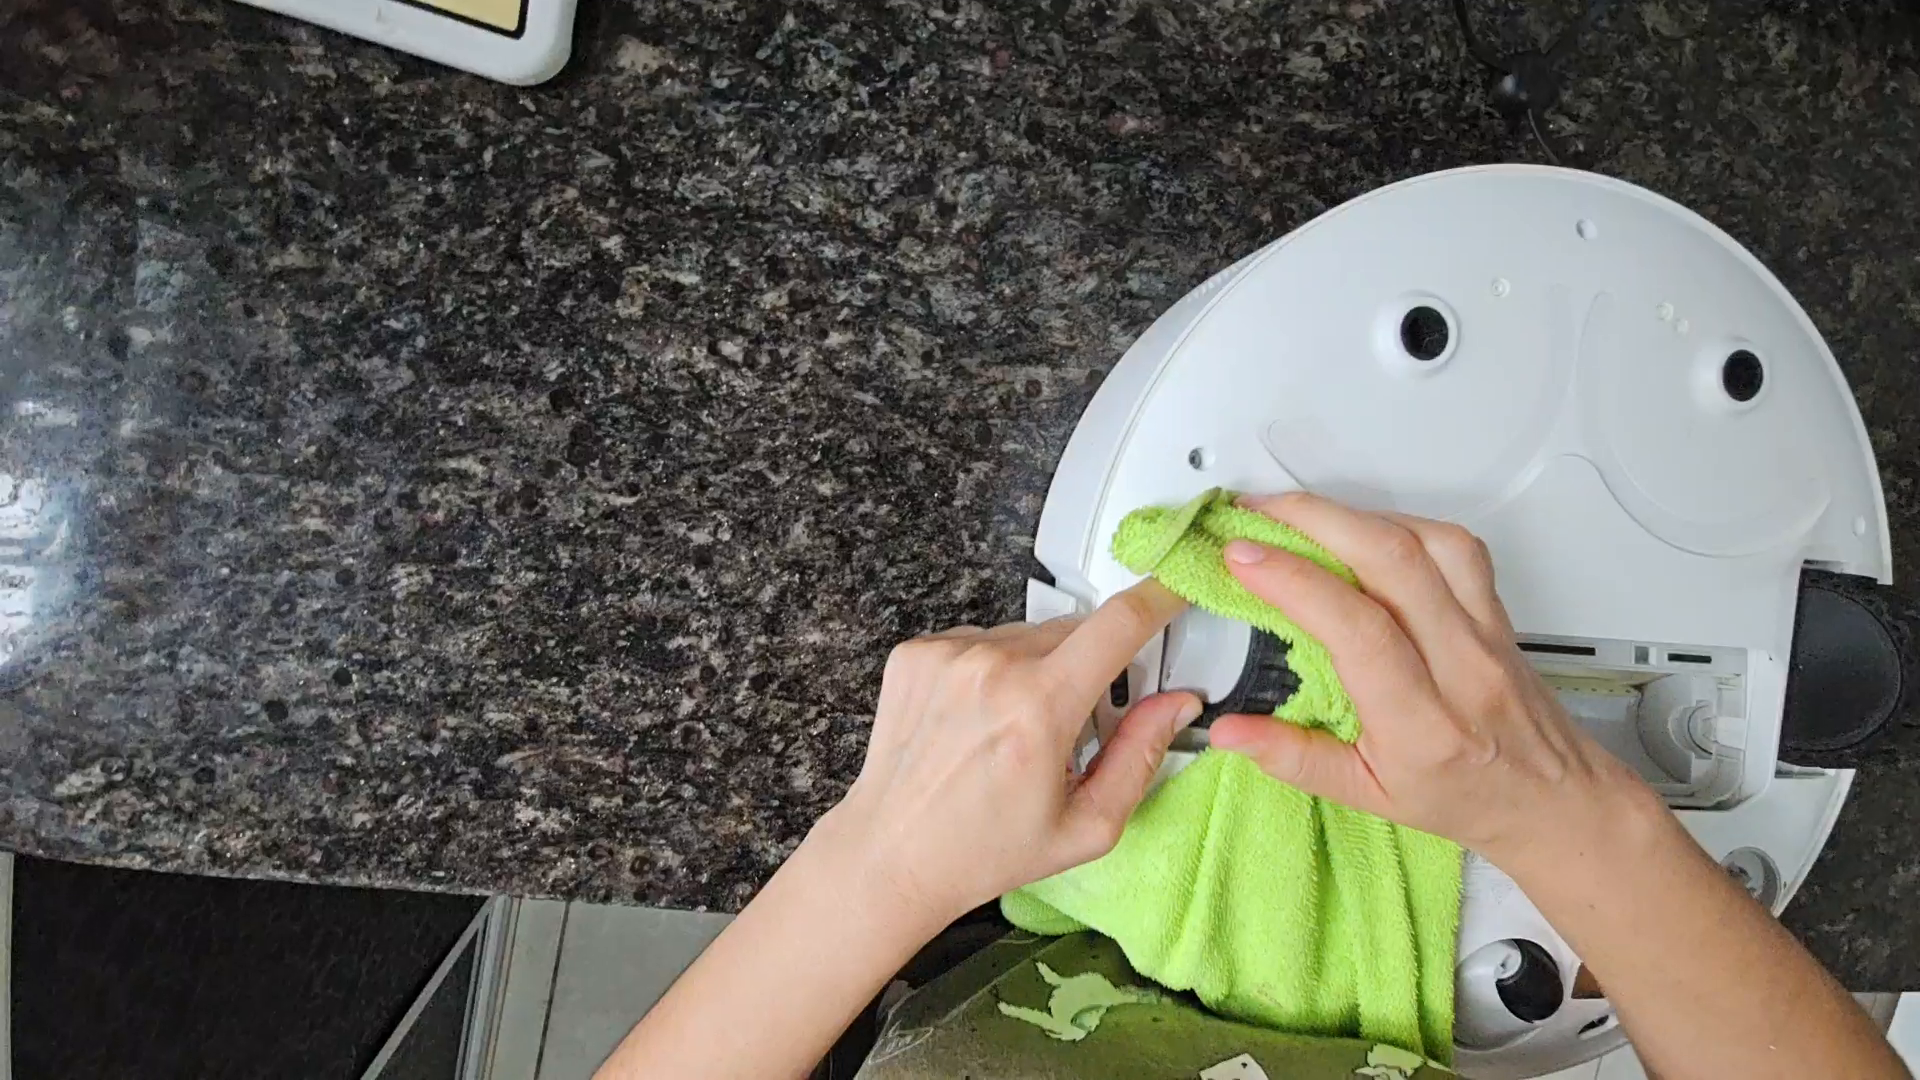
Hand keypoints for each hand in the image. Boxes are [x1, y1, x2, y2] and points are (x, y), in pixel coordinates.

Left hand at [821, 581, 1197, 929]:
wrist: (893, 851)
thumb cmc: (984, 848)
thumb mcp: (1086, 824)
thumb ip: (1142, 754)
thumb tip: (1178, 703)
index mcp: (1038, 708)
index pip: (1117, 624)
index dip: (1156, 599)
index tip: (1171, 589)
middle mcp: (990, 666)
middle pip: (1072, 631)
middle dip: (1086, 665)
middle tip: (1066, 722)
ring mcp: (947, 653)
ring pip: (1024, 634)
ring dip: (1034, 667)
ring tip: (1008, 726)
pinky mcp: (917, 651)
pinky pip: (979, 638)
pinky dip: (990, 666)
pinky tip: (975, 715)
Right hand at [1207, 493, 1655, 869]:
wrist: (1557, 801)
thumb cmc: (1462, 798)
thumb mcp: (1365, 797)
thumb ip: (1291, 758)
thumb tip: (1225, 730)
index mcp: (1423, 724)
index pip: (1358, 629)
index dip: (1294, 581)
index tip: (1242, 556)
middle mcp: (1463, 666)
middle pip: (1393, 561)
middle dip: (1312, 520)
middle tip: (1255, 512)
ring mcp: (1487, 629)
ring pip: (1427, 541)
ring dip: (1352, 514)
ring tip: (1297, 512)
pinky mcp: (1496, 607)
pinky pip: (1453, 544)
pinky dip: (1396, 521)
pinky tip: (1360, 528)